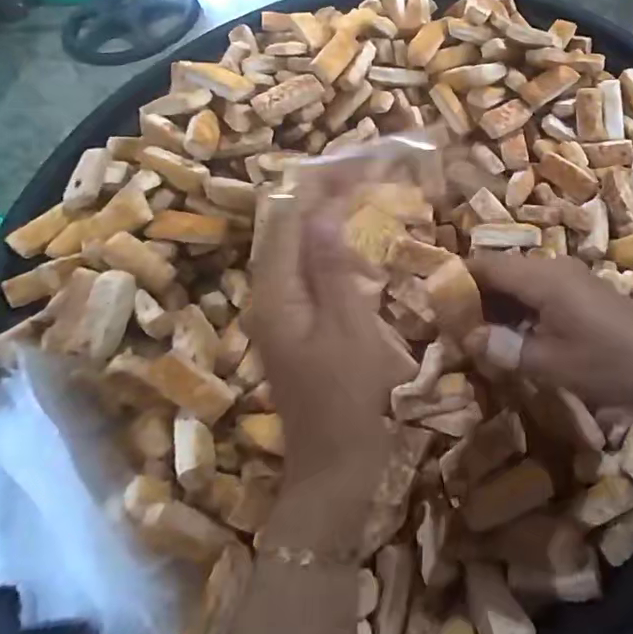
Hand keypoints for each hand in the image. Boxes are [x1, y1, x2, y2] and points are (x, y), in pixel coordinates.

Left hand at [246, 169, 414, 494]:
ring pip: (298, 251)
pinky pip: (309, 274)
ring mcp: (282, 317)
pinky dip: (330, 248)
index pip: (289, 221)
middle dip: (321, 196)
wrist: (338, 474)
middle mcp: (270, 300)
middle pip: (288, 231)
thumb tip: (324, 210)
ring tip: (360, 191)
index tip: (355, 159)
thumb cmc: (352, 402)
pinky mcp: (298, 331)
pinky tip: (355, 243)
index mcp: (276, 296)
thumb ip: (334, 269)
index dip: (318, 186)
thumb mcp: (350, 331)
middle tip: (363, 168)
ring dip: (326, 218)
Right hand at [460, 253, 632, 410]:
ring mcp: (569, 277)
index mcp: (541, 277)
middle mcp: (552, 267)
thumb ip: (505, 348)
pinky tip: (513, 337)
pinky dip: (519, 309)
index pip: (485, 265)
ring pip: (518, 281)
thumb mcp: (550, 364)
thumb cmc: (608, 364)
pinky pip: (537, 290)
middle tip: (454, 327)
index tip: (435, 303)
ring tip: (477, 336)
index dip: (457, 280)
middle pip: (500, 270)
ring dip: (497, 304)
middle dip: (474, 296)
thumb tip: (468, 338)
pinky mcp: (580, 291)